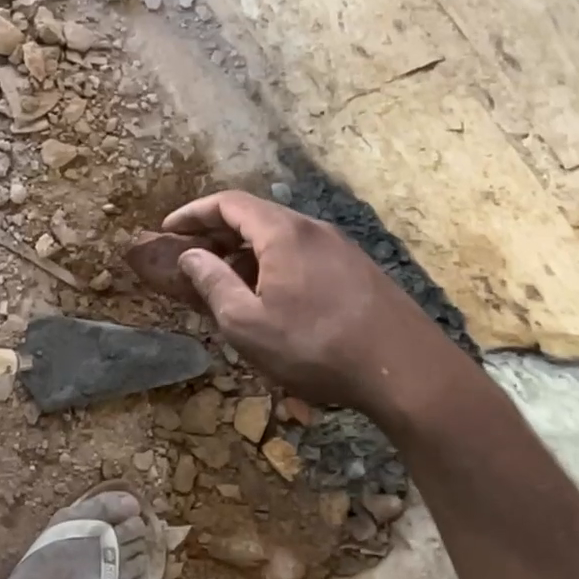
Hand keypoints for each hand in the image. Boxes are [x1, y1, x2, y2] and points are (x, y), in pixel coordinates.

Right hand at [132, 191, 467, 414]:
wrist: (411, 376)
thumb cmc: (316, 347)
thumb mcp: (246, 322)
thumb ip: (211, 282)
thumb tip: (190, 256)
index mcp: (284, 233)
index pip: (228, 203)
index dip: (193, 213)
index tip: (167, 230)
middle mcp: (315, 231)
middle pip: (255, 215)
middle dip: (215, 230)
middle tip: (188, 254)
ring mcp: (342, 250)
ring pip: (280, 235)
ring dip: (243, 249)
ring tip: (222, 277)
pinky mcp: (360, 272)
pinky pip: (302, 252)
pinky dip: (271, 261)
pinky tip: (267, 294)